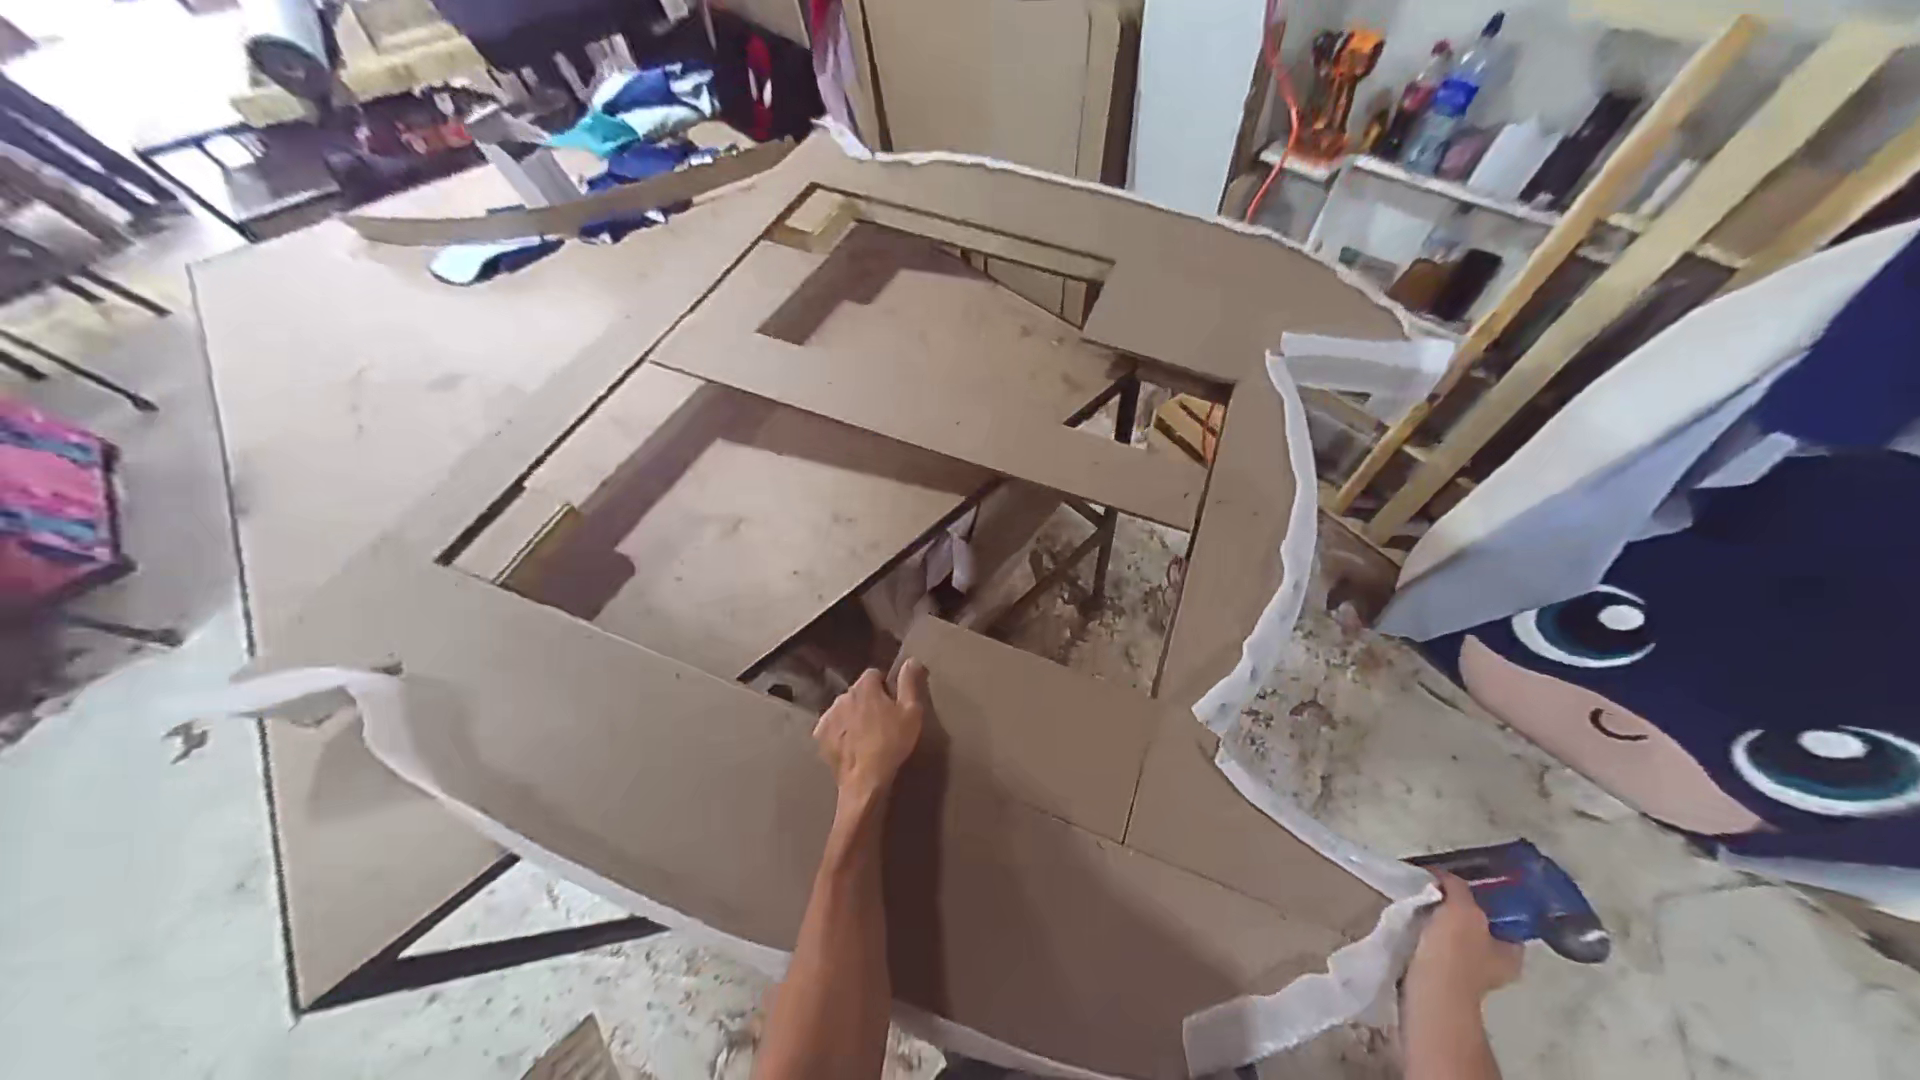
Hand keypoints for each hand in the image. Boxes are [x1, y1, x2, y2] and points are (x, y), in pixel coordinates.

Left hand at [813, 661, 927, 801]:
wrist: (865, 778)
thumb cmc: (892, 743)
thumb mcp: (911, 712)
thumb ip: (909, 683)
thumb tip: (911, 660)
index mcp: (865, 686)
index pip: (874, 674)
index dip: (884, 686)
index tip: (892, 703)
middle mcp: (843, 695)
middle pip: (858, 691)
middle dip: (867, 701)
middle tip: (881, 721)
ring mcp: (828, 715)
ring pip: (844, 708)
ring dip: (853, 715)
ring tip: (865, 735)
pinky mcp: (820, 734)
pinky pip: (832, 725)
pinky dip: (840, 731)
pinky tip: (851, 744)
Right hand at [1406, 872, 1523, 1002]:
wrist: (1431, 988)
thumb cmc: (1456, 950)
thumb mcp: (1463, 908)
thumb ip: (1458, 887)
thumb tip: (1445, 875)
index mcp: (1512, 953)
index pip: (1504, 919)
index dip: (1484, 899)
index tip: (1460, 884)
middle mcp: (1495, 964)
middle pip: (1476, 925)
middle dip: (1455, 907)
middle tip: (1435, 889)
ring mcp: (1468, 972)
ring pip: (1454, 934)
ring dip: (1437, 919)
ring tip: (1418, 901)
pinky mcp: (1443, 974)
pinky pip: (1437, 944)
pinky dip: (1426, 932)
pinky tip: (1412, 920)